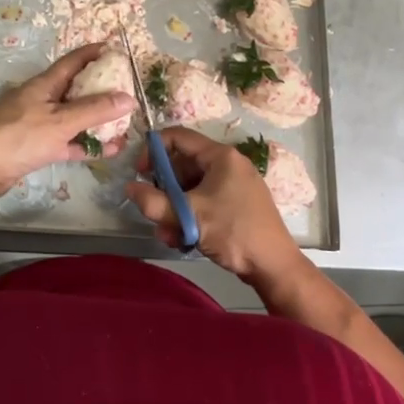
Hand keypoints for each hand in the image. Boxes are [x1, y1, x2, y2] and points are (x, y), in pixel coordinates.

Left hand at [0, 43, 134, 195]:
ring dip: (97, 122)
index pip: (73, 61)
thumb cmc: (19, 136)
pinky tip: (109, 150)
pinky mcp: (38, 147)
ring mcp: (40, 124)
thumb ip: (94, 110)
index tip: (116, 50)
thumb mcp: (60, 121)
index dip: (94, 53)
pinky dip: (87, 144)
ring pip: (75, 118)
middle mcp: (43, 99)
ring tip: (125, 126)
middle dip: (102, 91)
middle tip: (128, 93)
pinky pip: (69, 142)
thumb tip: (129, 98)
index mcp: (45, 84)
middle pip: (77, 90)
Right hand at [125, 127, 306, 286]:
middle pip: (182, 166)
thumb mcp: (188, 216)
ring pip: (191, 189)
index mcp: (221, 157)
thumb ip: (154, 202)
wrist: (274, 267)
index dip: (153, 150)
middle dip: (164, 191)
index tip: (140, 174)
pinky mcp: (236, 206)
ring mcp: (233, 186)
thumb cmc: (233, 232)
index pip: (178, 137)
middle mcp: (228, 165)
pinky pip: (204, 202)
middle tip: (154, 211)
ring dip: (174, 210)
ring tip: (168, 234)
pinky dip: (189, 218)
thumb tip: (129, 188)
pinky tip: (183, 240)